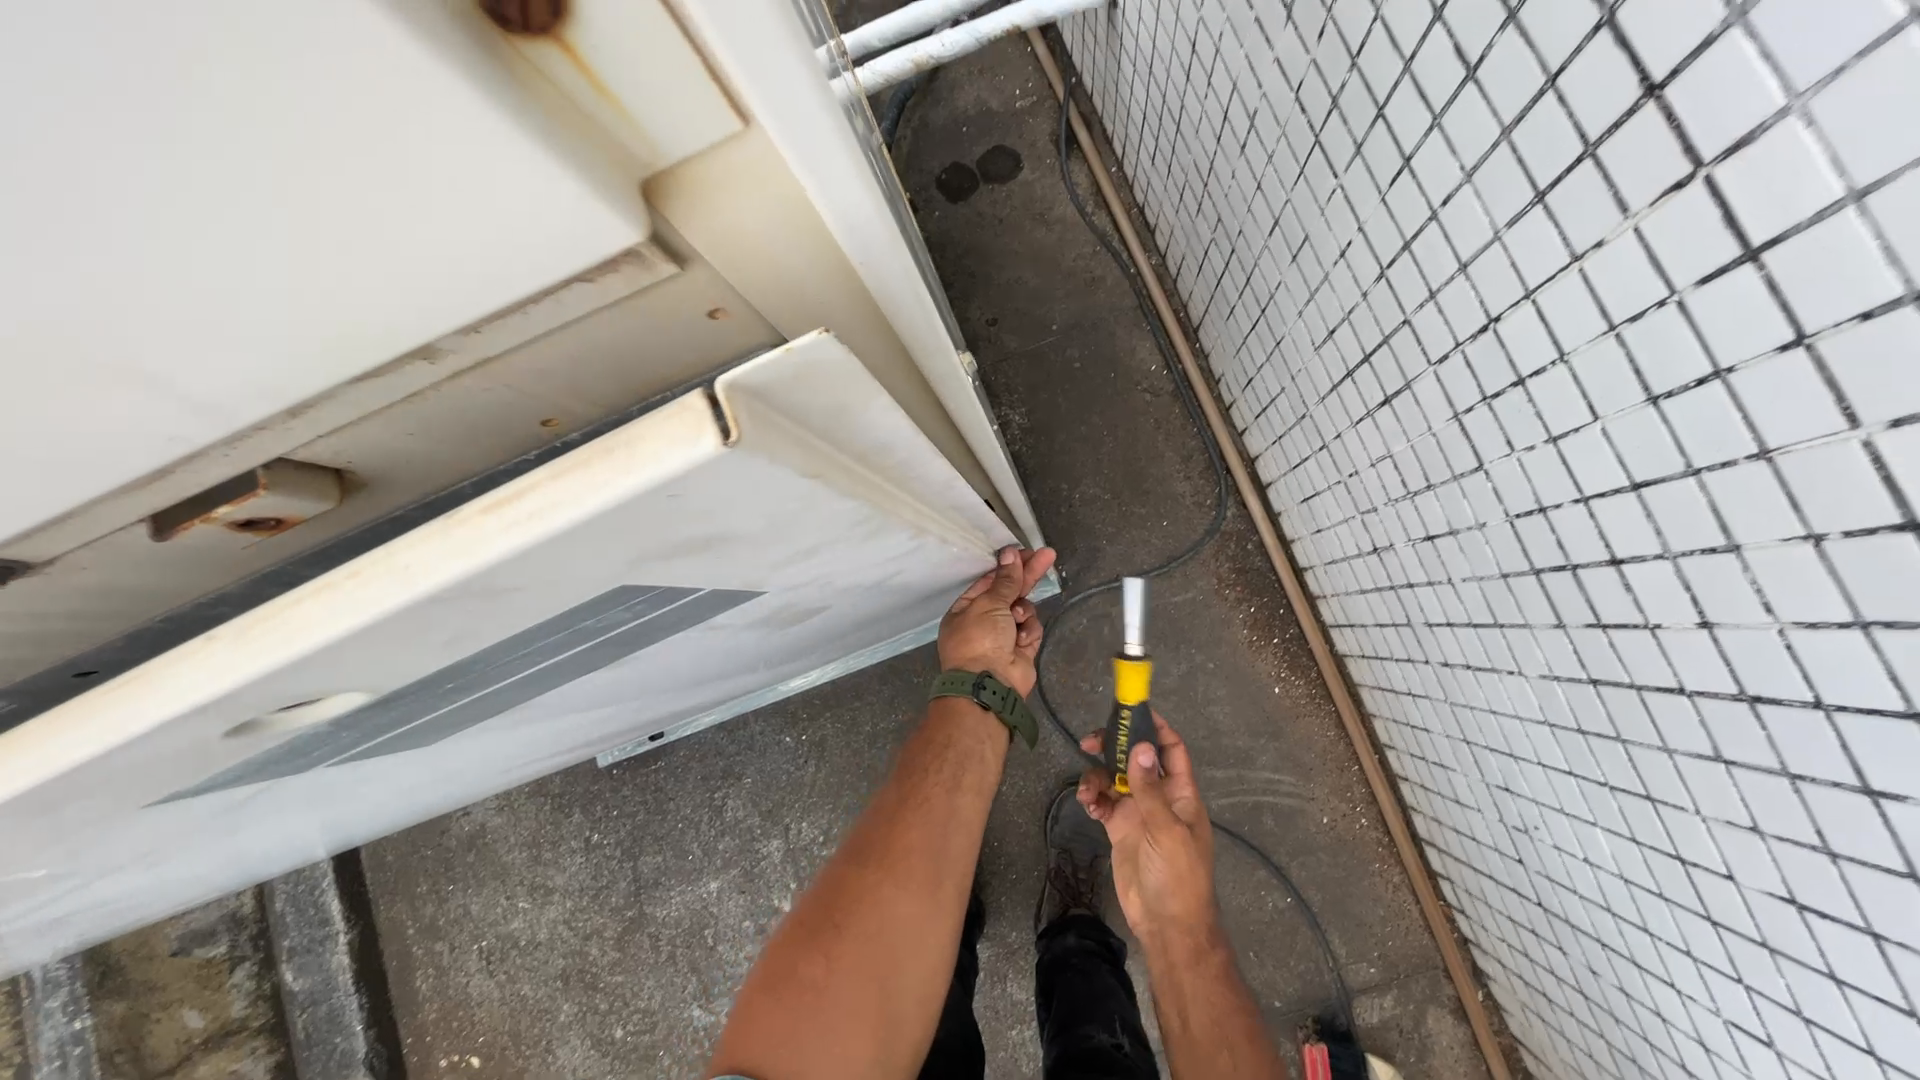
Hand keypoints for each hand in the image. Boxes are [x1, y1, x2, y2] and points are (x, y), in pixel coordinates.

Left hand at [937, 546, 1056, 697]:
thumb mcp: (989, 604)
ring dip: (1023, 612)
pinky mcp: (1021, 649)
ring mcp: (1003, 636)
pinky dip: (1028, 632)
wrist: (990, 684)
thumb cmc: (980, 639)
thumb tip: (1009, 554)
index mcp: (966, 609)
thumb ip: (1005, 580)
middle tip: (1048, 555)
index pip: (989, 581)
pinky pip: (1031, 630)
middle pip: (1009, 592)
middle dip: (1027, 575)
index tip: (1025, 552)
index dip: (1008, 566)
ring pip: (1024, 610)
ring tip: (1018, 620)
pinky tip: (1021, 640)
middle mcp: (983, 621)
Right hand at [1078, 712, 1216, 944]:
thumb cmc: (1178, 876)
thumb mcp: (1167, 830)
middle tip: (1089, 741)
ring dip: (1098, 776)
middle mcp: (1160, 797)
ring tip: (1087, 790)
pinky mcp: (1119, 829)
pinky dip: (1092, 798)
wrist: (1167, 924)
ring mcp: (1138, 812)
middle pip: (1136, 759)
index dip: (1155, 728)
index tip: (1130, 711)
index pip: (1171, 750)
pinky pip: (1103, 802)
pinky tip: (1087, 805)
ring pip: (1114, 779)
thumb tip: (1141, 747)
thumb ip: (1151, 789)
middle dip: (1114, 747)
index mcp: (1181, 794)